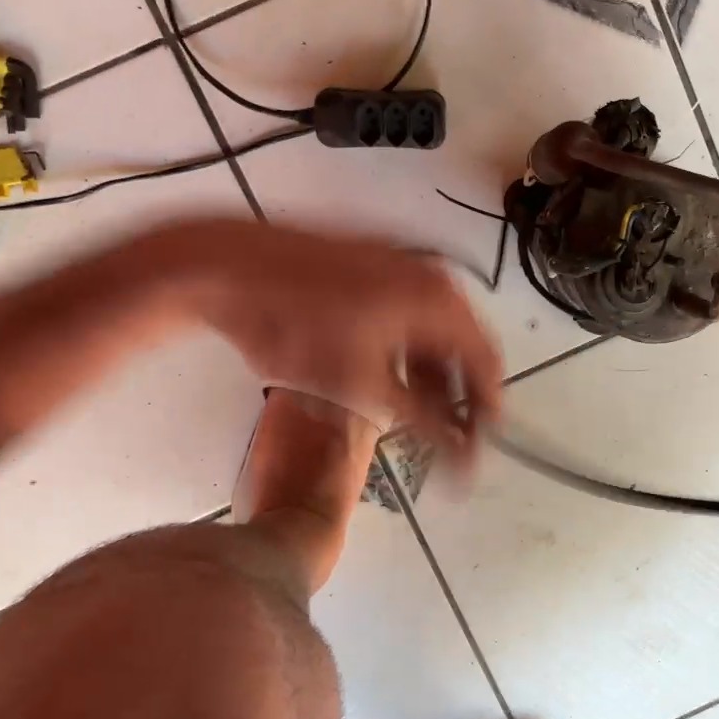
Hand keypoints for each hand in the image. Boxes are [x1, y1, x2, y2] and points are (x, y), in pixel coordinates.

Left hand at [152, 219, 503, 454]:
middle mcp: (431, 277)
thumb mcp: (362, 385)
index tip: (478, 450)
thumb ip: (422, 421)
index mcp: (440, 301)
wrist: (231, 269)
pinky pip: (406, 313)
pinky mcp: (373, 264)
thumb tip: (462, 454)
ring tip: (409, 420)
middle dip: (454, 396)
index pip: (487, 363)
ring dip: (426, 376)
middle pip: (461, 346)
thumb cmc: (299, 330)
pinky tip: (381, 380)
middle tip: (442, 442)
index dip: (486, 411)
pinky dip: (403, 350)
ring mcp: (400, 265)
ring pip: (431, 330)